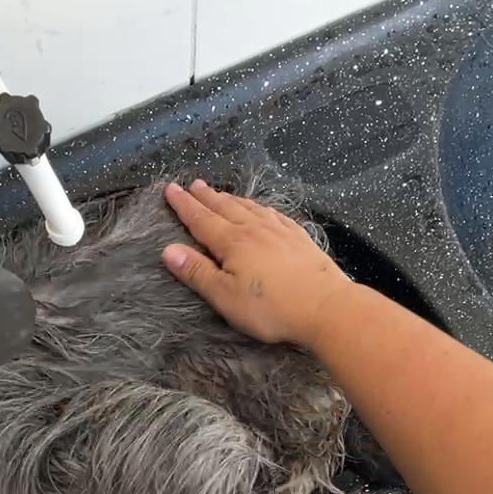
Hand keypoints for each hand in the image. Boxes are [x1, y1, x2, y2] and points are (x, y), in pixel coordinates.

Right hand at [161, 180, 362, 345]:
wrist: (324, 306)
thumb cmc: (270, 308)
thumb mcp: (225, 297)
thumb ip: (197, 273)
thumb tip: (169, 251)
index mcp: (232, 243)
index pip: (201, 220)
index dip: (184, 205)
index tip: (170, 190)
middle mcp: (254, 229)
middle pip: (224, 208)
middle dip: (205, 196)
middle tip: (192, 185)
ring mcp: (279, 231)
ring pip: (250, 207)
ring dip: (231, 199)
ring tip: (220, 193)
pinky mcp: (299, 238)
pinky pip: (274, 214)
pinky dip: (260, 208)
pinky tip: (261, 209)